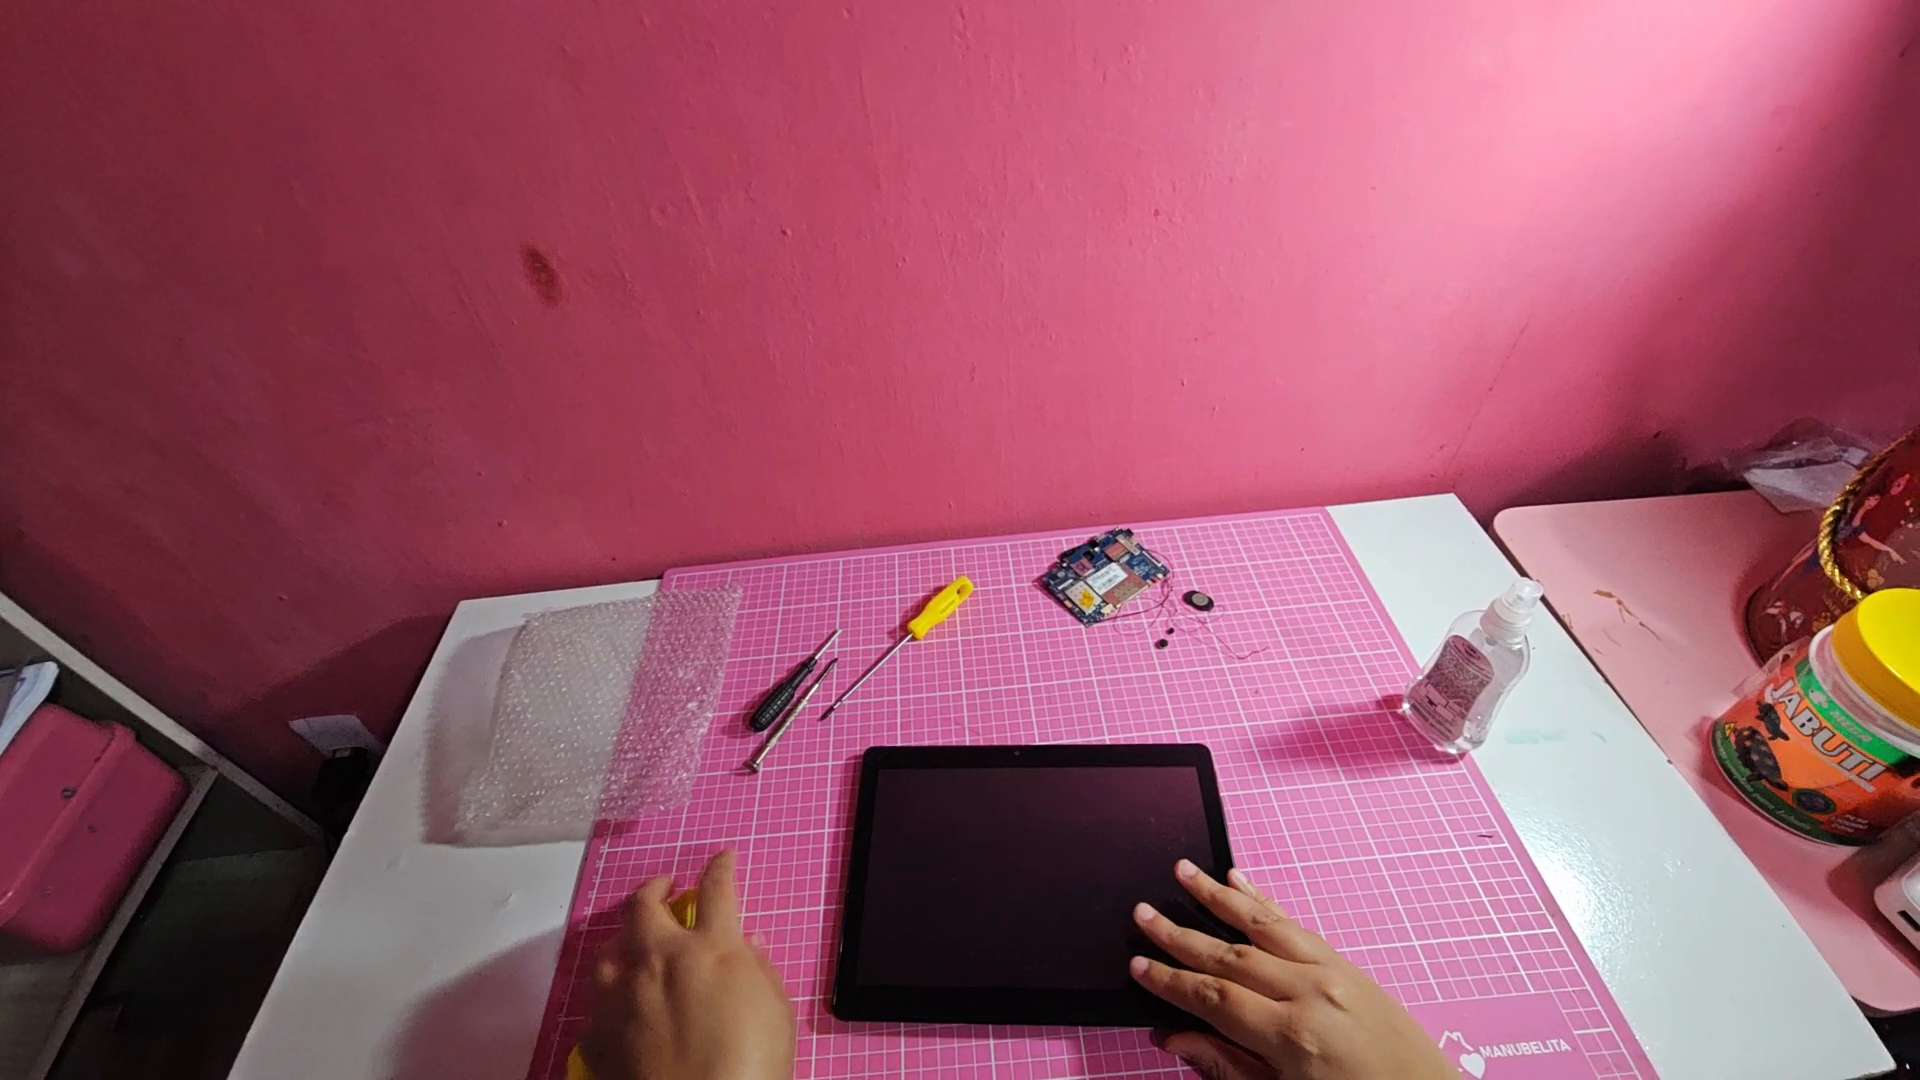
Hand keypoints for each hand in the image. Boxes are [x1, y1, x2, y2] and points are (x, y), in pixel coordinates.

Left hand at [584, 849, 794, 1079]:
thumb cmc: (754, 1063)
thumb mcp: (777, 1010)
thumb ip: (760, 971)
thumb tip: (749, 946)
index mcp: (711, 948)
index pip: (716, 889)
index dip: (721, 867)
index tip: (724, 858)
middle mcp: (661, 963)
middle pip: (642, 907)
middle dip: (653, 887)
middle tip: (664, 886)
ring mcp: (625, 1003)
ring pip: (605, 955)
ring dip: (620, 943)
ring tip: (631, 945)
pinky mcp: (602, 1045)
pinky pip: (593, 1014)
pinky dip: (606, 1006)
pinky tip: (617, 1012)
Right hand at [1130, 860, 1453, 1079]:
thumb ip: (1228, 1068)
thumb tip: (1173, 1038)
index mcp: (1294, 1037)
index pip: (1213, 998)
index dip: (1170, 982)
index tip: (1137, 966)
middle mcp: (1310, 993)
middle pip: (1228, 955)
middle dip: (1179, 934)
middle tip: (1142, 912)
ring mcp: (1331, 972)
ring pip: (1260, 922)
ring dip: (1216, 895)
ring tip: (1182, 870)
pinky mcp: (1346, 963)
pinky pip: (1295, 923)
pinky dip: (1263, 899)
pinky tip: (1238, 878)